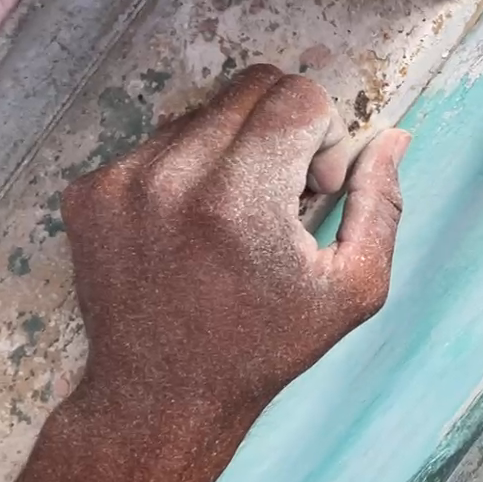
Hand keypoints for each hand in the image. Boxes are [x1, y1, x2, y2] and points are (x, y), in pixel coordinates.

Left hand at [62, 65, 408, 423]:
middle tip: (289, 191)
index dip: (327, 133)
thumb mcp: (355, 286)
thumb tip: (392, 137)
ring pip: (210, 109)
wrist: (162, 396)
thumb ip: (380, 203)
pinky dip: (197, 163)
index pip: (298, 96)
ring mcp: (120, 180)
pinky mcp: (90, 190)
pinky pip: (164, 137)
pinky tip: (202, 220)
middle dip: (290, 126)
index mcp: (241, 200)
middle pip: (255, 85)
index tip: (318, 187)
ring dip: (243, 145)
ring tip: (243, 211)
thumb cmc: (268, 345)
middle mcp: (171, 177)